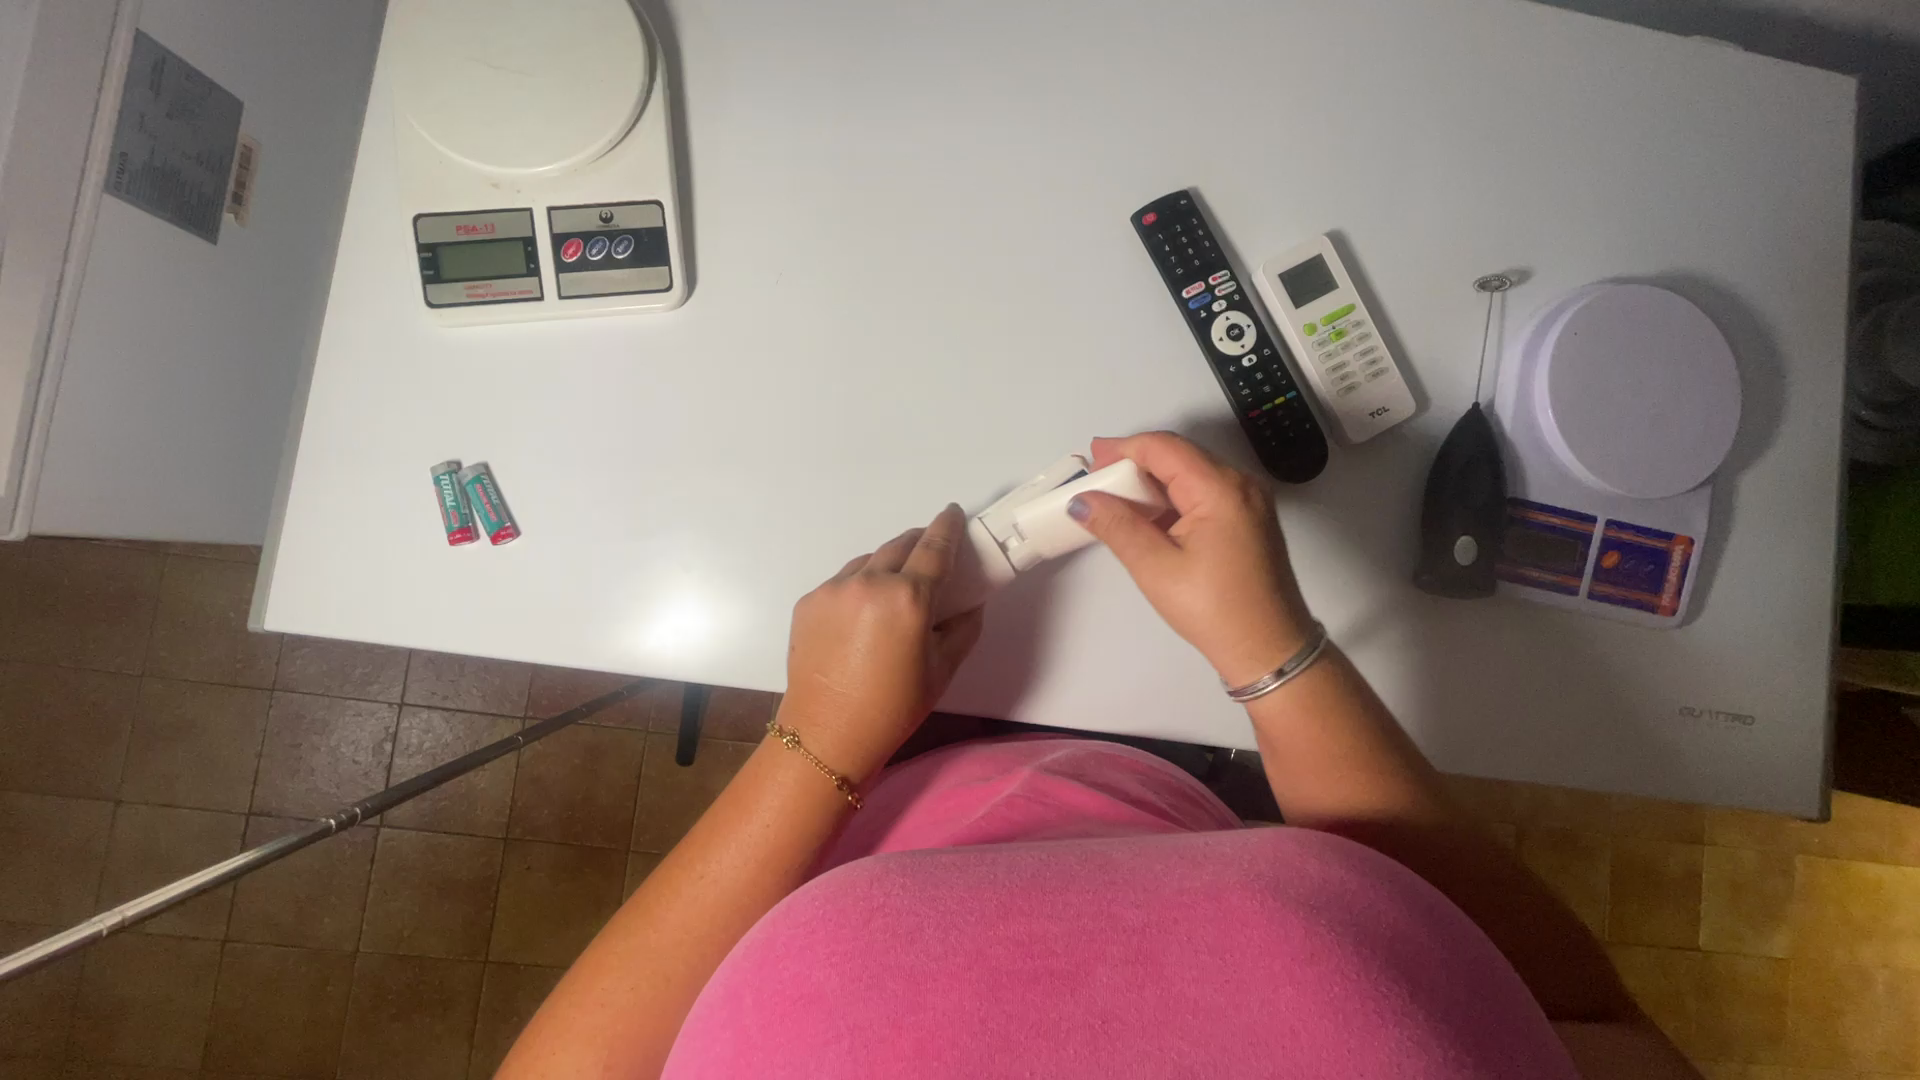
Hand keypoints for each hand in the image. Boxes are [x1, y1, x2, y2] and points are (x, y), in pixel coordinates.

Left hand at [779, 504, 984, 781]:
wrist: (826, 734)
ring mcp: (833, 590)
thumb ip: (964, 628)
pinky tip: (863, 614)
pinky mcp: (809, 601)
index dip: (947, 527)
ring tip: (895, 588)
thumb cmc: (892, 708)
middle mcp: (869, 583)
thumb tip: (971, 603)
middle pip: (900, 545)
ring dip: (887, 565)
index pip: (934, 548)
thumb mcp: (941, 670)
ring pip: (868, 561)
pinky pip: (842, 581)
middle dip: (919, 542)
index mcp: (908, 598)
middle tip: (931, 552)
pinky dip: (859, 586)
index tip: (953, 512)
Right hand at [1069, 432, 1313, 686]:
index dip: (1124, 449)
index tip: (1090, 461)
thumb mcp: (1155, 568)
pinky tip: (1148, 514)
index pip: (1164, 448)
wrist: (1269, 649)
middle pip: (1179, 455)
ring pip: (1191, 472)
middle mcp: (1240, 484)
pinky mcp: (1249, 518)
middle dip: (1136, 461)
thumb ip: (1117, 526)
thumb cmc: (1214, 610)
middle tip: (1097, 476)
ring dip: (1153, 479)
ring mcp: (1249, 500)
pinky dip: (1172, 496)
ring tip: (1115, 495)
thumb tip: (1082, 501)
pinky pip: (1205, 491)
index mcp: (1221, 489)